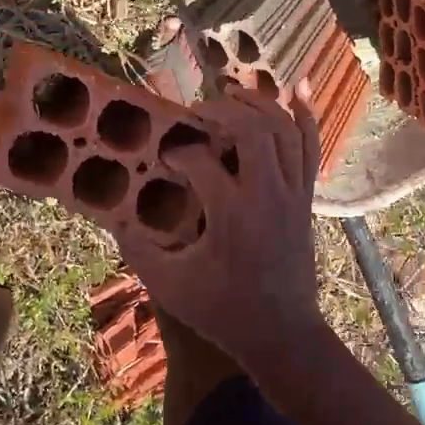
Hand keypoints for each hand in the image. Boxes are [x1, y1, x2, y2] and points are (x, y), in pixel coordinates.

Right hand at [112, 80, 328, 375]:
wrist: (282, 335)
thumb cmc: (223, 310)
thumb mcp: (170, 286)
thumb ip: (138, 249)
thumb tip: (113, 217)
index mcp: (231, 212)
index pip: (201, 160)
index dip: (179, 152)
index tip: (166, 157)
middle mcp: (267, 193)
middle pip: (252, 129)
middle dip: (223, 110)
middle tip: (198, 110)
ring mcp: (293, 192)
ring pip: (284, 130)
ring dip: (259, 104)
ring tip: (233, 93)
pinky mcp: (306, 197)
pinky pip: (312, 147)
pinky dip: (307, 116)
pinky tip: (299, 89)